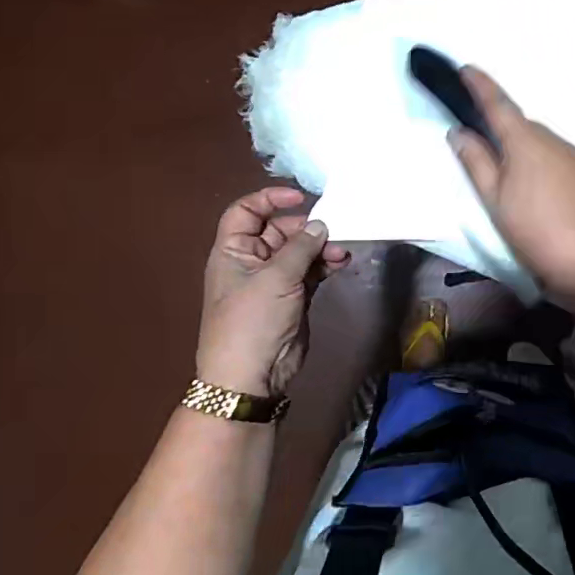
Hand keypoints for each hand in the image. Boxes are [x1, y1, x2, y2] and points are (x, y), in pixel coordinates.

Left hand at [197, 187, 351, 397]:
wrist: (252, 377)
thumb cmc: (252, 320)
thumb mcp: (275, 278)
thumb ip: (300, 247)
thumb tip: (320, 225)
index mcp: (233, 250)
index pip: (246, 211)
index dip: (269, 199)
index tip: (299, 197)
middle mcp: (251, 261)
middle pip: (280, 230)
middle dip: (306, 229)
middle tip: (332, 233)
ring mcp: (273, 280)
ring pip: (300, 251)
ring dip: (321, 248)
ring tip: (342, 253)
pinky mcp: (292, 297)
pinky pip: (310, 271)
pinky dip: (325, 265)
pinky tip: (341, 263)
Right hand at [448, 68, 574, 299]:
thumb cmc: (539, 234)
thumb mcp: (496, 203)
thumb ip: (477, 163)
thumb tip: (459, 131)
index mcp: (526, 142)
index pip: (498, 104)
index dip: (480, 86)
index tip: (467, 69)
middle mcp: (557, 141)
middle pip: (524, 129)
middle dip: (505, 134)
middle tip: (486, 153)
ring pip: (547, 149)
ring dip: (530, 158)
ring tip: (520, 193)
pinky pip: (567, 165)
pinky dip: (552, 173)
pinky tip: (551, 203)